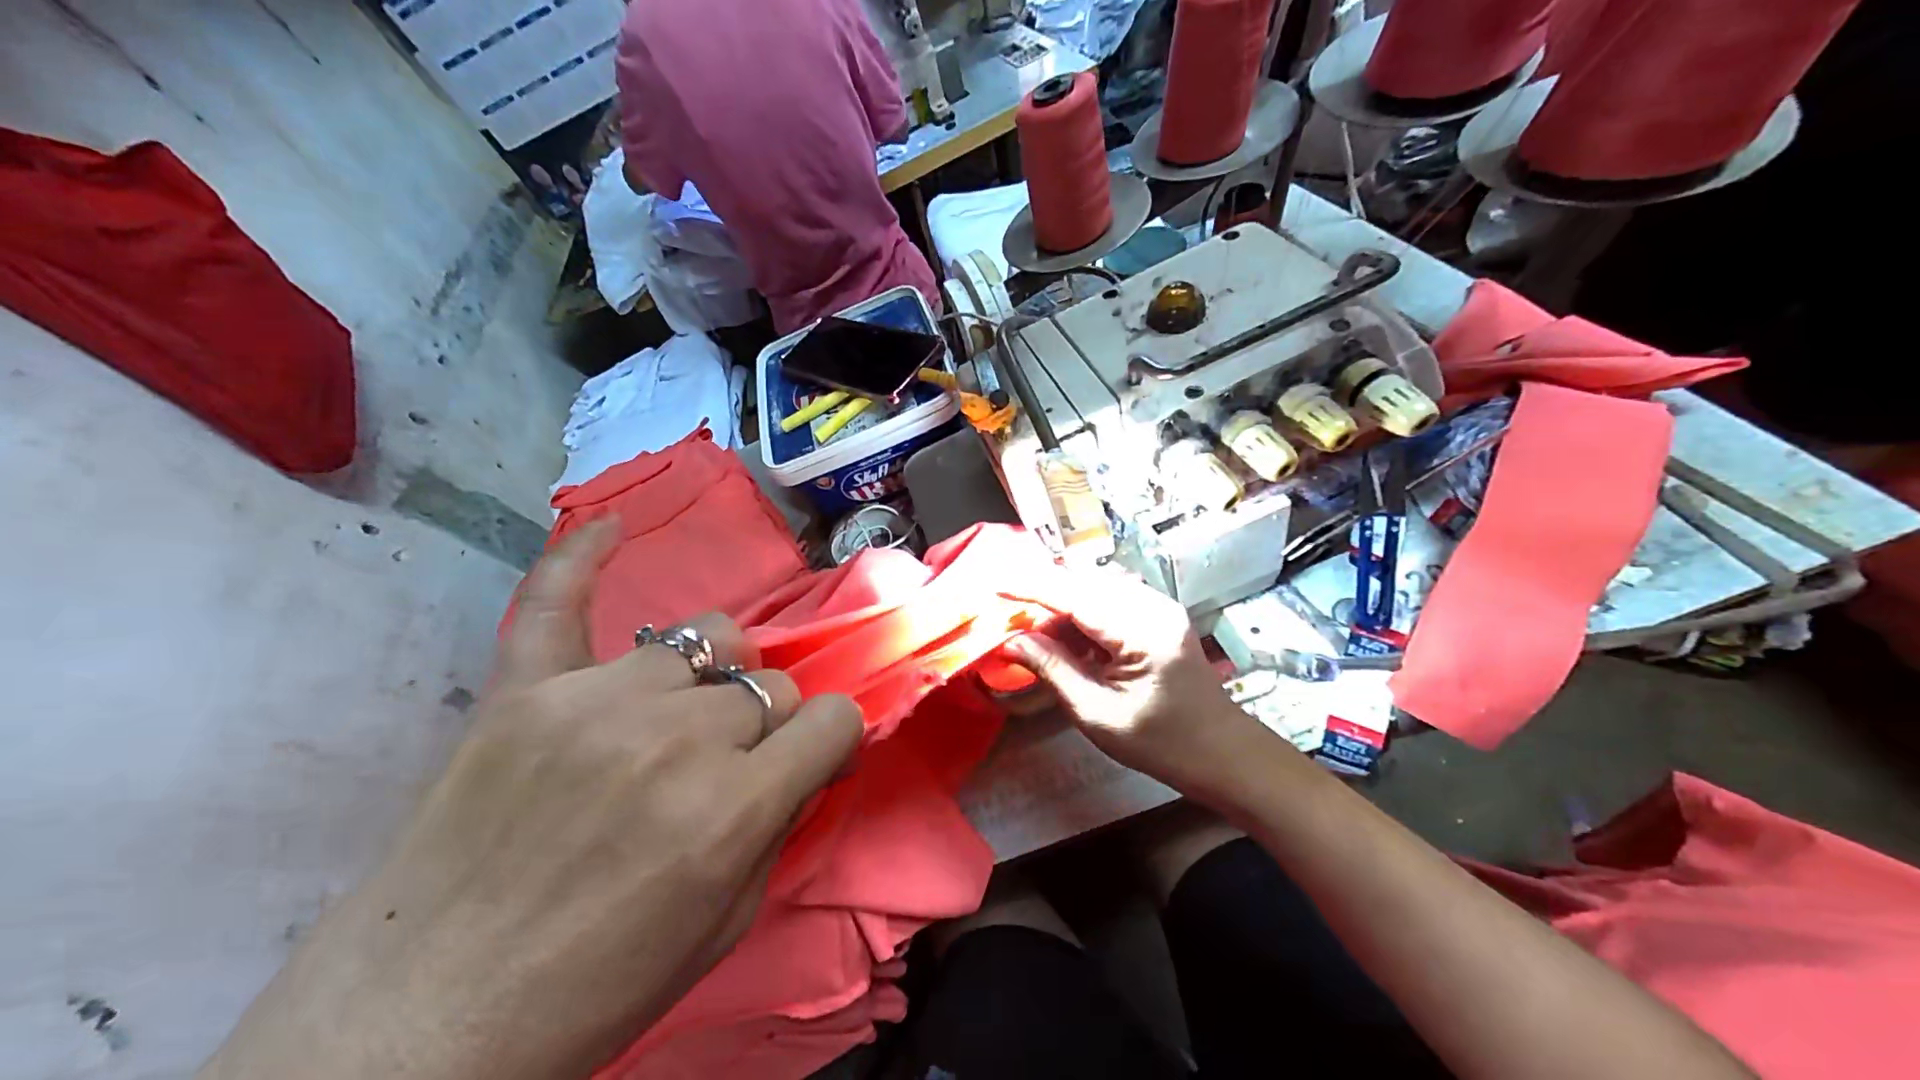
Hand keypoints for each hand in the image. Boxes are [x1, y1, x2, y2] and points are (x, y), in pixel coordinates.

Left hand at [201, 519, 862, 1079]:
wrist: (425, 1025)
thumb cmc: (597, 989)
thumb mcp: (726, 925)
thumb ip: (778, 825)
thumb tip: (808, 757)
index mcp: (731, 810)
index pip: (832, 720)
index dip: (830, 743)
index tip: (812, 762)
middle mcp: (674, 740)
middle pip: (770, 685)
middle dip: (767, 726)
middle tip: (729, 768)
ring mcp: (593, 702)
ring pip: (703, 644)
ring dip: (708, 683)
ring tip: (674, 720)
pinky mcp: (522, 691)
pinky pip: (558, 597)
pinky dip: (584, 556)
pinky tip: (609, 526)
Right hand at [1003, 569, 1263, 795]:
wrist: (1221, 752)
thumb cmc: (1160, 743)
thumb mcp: (1098, 714)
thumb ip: (1053, 670)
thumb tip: (1011, 641)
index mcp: (1143, 632)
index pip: (1077, 597)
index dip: (1032, 588)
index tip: (995, 586)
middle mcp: (1153, 607)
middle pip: (1085, 584)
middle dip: (1043, 596)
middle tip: (1010, 620)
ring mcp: (1159, 607)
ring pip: (1095, 588)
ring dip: (1061, 605)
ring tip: (1034, 633)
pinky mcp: (1157, 614)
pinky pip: (1109, 600)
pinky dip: (1080, 613)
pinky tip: (1066, 638)